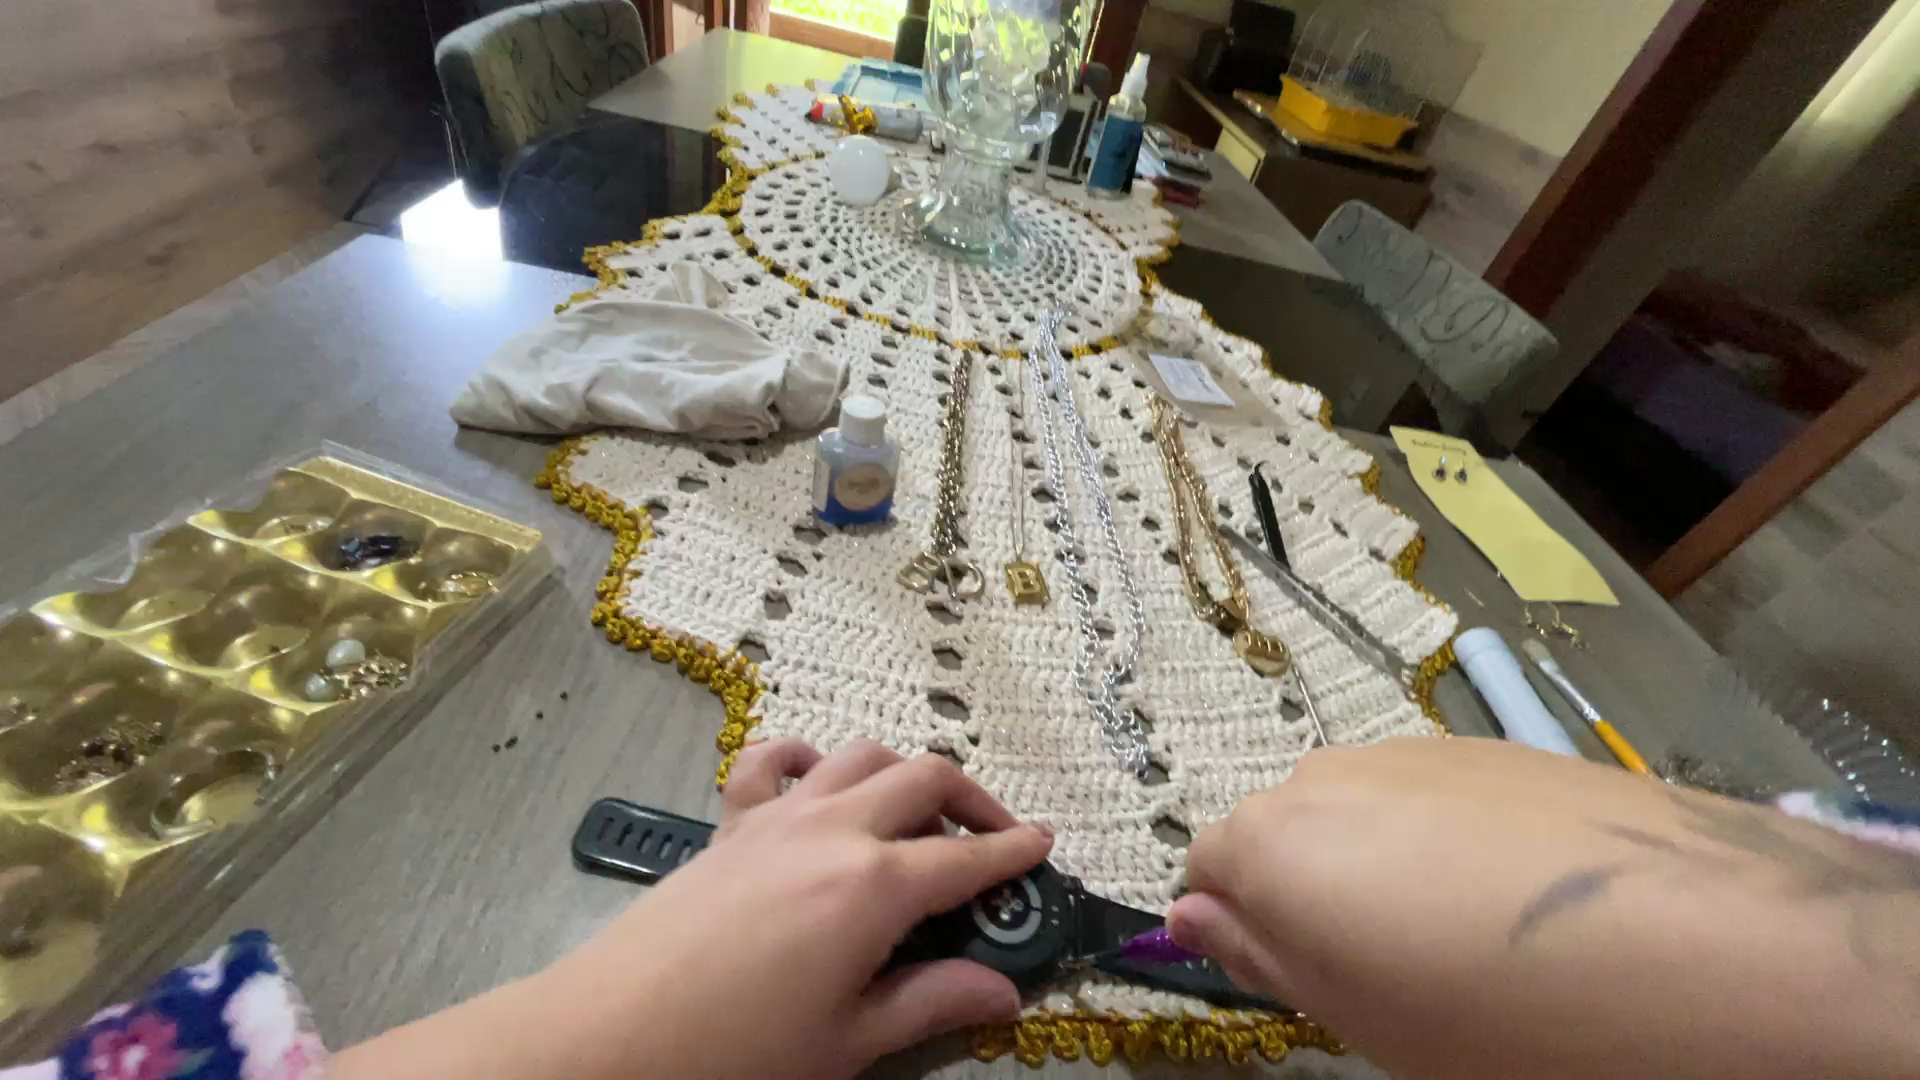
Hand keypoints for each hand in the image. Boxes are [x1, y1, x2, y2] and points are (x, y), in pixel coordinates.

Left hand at [550, 738, 1051, 1078]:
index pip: (966, 859)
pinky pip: (776, 758)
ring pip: (864, 754)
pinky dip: (809, 758)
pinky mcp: (737, 815)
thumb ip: (933, 1002)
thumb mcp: (849, 1040)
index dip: (1013, 849)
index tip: (1045, 842)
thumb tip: (1006, 993)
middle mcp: (837, 827)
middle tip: (994, 835)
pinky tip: (821, 785)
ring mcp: (784, 811)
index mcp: (874, 885)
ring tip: (915, 815)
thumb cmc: (740, 1052)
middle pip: (926, 778)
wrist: (613, 1037)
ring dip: (903, 773)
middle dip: (974, 798)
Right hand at [1166, 737, 1919, 1079]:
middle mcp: (1316, 777)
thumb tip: (1191, 914)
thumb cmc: (1488, 1013)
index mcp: (1267, 841)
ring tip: (1459, 920)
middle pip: (1278, 829)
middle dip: (1304, 884)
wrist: (1693, 941)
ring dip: (1369, 854)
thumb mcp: (1354, 1015)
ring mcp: (1396, 752)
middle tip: (1385, 957)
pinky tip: (1512, 883)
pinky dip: (1433, 829)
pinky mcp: (1473, 744)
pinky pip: (1417, 789)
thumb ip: (1256, 954)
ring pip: (1349, 805)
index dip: (1234, 917)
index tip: (1288, 964)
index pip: (1202, 864)